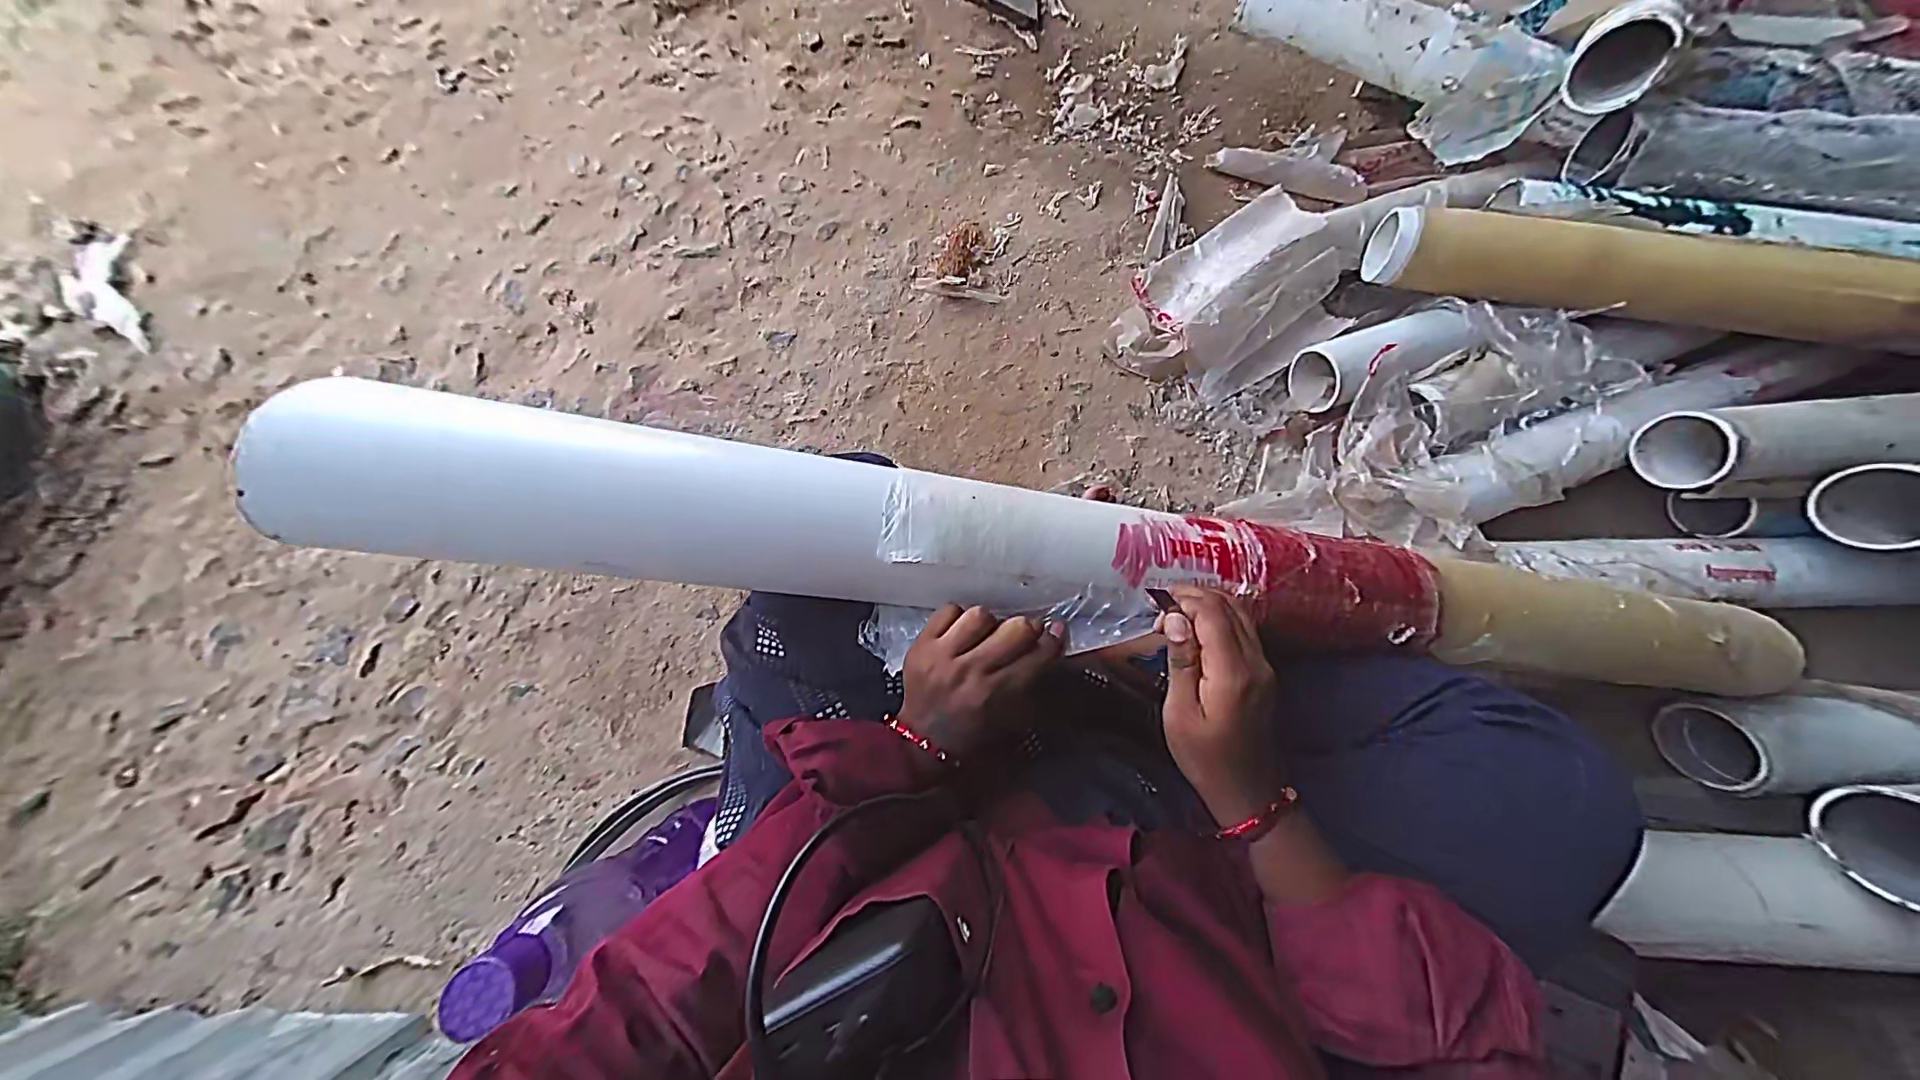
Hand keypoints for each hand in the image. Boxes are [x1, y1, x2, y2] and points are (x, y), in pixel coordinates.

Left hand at [896, 605, 1066, 759]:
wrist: (921, 743)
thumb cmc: (971, 736)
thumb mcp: (1010, 720)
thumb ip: (1032, 681)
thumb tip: (1053, 638)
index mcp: (995, 694)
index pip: (1037, 656)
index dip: (1053, 640)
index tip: (1056, 632)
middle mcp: (970, 671)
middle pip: (1015, 628)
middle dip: (1026, 629)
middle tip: (1023, 635)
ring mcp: (942, 655)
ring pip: (980, 615)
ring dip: (990, 623)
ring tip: (986, 635)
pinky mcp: (921, 644)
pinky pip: (948, 611)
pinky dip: (958, 618)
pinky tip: (960, 633)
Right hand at [1160, 586, 1286, 827]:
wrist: (1249, 791)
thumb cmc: (1205, 758)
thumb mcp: (1179, 714)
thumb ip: (1181, 662)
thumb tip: (1176, 619)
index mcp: (1233, 672)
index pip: (1212, 613)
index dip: (1183, 600)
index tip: (1156, 607)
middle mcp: (1256, 661)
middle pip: (1229, 606)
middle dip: (1194, 595)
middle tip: (1162, 604)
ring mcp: (1264, 665)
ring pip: (1240, 613)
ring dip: (1208, 603)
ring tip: (1176, 609)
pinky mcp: (1264, 671)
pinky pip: (1244, 629)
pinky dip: (1219, 617)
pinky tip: (1196, 626)